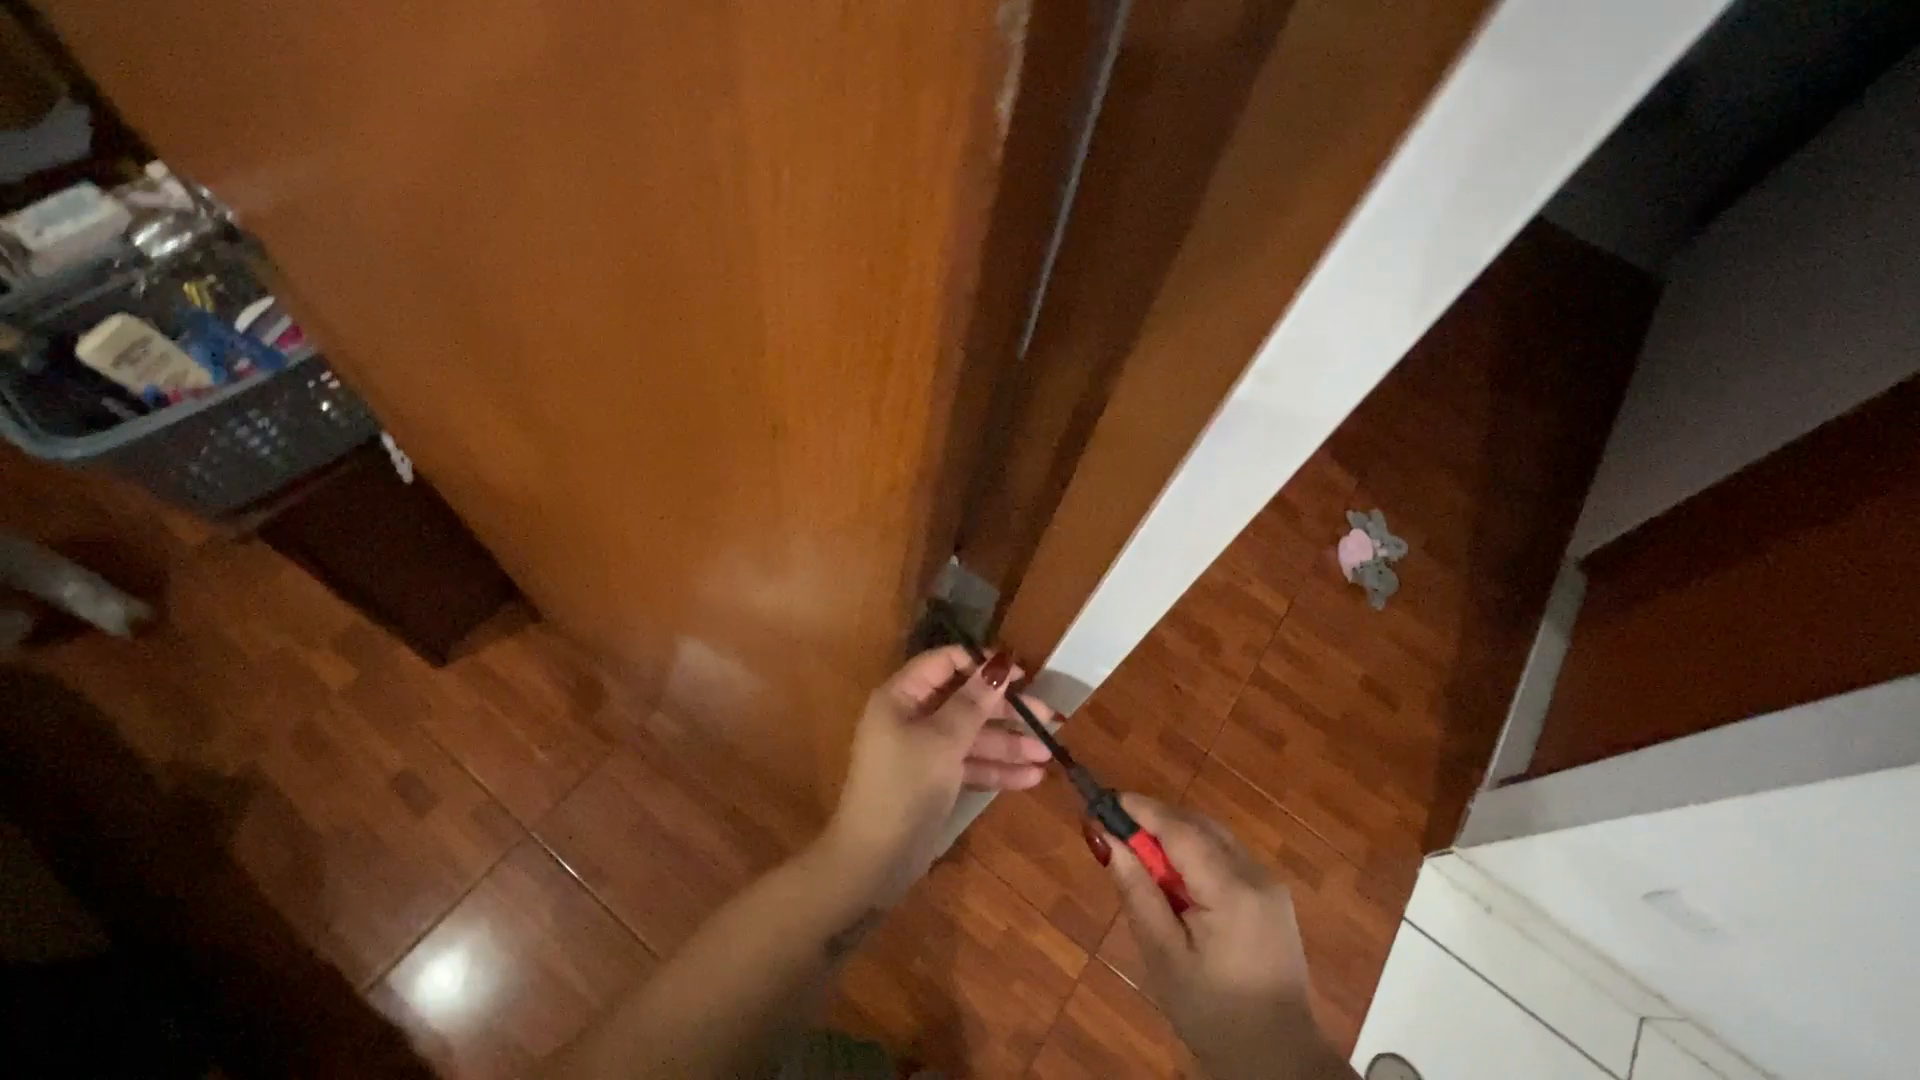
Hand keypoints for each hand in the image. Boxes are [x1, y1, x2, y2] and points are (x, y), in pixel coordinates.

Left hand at [823, 646, 1053, 899]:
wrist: (874, 859)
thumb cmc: (905, 787)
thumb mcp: (942, 740)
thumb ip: (973, 702)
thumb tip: (998, 664)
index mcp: (901, 697)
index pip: (944, 663)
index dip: (982, 665)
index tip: (1020, 674)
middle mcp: (910, 718)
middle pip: (963, 702)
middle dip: (1005, 711)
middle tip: (1048, 717)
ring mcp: (923, 752)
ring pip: (971, 736)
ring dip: (1008, 744)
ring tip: (1048, 753)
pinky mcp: (934, 782)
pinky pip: (968, 765)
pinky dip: (996, 769)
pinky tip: (1032, 777)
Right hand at [1101, 794, 1348, 1079]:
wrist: (1277, 1060)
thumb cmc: (1211, 1013)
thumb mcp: (1163, 955)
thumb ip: (1137, 891)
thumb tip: (1106, 838)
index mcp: (1231, 891)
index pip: (1180, 830)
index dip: (1140, 810)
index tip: (1103, 800)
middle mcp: (1256, 875)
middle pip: (1199, 826)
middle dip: (1155, 819)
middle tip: (1112, 827)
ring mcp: (1270, 884)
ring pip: (1214, 837)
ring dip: (1174, 835)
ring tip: (1136, 853)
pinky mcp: (1272, 896)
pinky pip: (1227, 856)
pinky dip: (1195, 853)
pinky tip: (1173, 878)